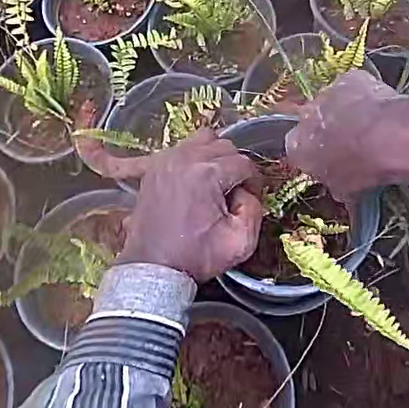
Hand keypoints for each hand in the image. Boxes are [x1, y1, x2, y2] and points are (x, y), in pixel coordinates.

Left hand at [115, 128, 263, 281]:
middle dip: (236, 167)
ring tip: (215, 181)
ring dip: (215, 156)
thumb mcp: (241, 241)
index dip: (253, 182)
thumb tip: (245, 191)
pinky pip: (179, 149)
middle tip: (234, 193)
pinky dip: (192, 158)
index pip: (244, 163)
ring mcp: (166, 160)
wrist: (154, 267)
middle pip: (225, 147)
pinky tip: (191, 179)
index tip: (251, 199)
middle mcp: (185, 158)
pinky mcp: (153, 168)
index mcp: (207, 173)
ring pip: (203, 140)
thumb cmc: (196, 256)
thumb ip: (255, 209)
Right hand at [286, 72, 408, 201]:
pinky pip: (355, 86)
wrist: (389, 138)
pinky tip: (381, 108)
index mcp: (296, 146)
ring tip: (371, 126)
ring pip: (333, 102)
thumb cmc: (362, 171)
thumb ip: (337, 186)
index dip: (315, 155)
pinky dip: (365, 95)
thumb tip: (343, 190)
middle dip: (328, 130)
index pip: (297, 150)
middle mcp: (305, 116)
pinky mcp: (351, 77)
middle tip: (352, 144)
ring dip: (346, 111)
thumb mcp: (346, 191)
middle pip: (313, 122)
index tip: (331, 161)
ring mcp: (327, 93)